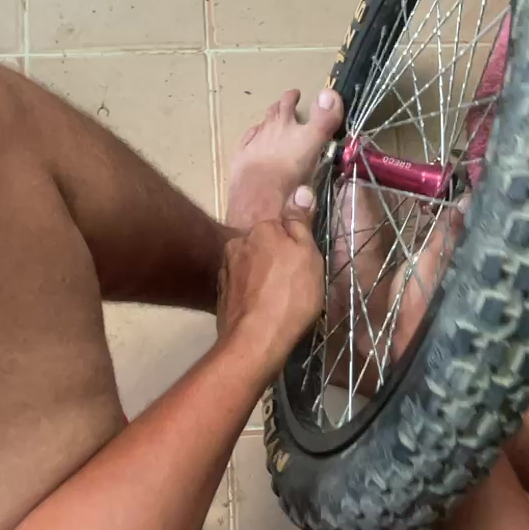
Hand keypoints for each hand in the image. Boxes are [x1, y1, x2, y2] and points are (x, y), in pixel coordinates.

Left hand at [217, 191, 324, 374]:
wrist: (255, 340)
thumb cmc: (290, 295)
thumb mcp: (307, 255)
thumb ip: (301, 222)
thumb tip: (301, 189)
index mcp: (259, 229)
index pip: (281, 227)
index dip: (295, 245)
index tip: (304, 265)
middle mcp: (236, 243)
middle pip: (264, 246)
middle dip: (275, 260)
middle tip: (293, 285)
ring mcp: (225, 269)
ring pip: (251, 266)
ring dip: (262, 277)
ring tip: (279, 300)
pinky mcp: (220, 294)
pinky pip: (242, 287)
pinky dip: (251, 294)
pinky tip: (262, 309)